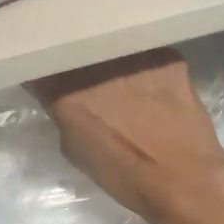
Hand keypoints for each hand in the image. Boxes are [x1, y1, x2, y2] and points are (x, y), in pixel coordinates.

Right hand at [28, 48, 223, 223]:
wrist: (183, 177)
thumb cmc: (122, 175)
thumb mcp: (74, 150)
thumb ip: (63, 117)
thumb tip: (62, 101)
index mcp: (66, 93)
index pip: (40, 68)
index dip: (40, 71)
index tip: (42, 77)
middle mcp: (97, 65)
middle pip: (76, 50)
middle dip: (73, 60)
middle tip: (78, 77)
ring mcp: (134, 55)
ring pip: (111, 46)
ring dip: (107, 58)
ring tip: (115, 76)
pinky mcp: (167, 54)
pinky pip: (144, 52)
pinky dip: (140, 64)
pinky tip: (147, 82)